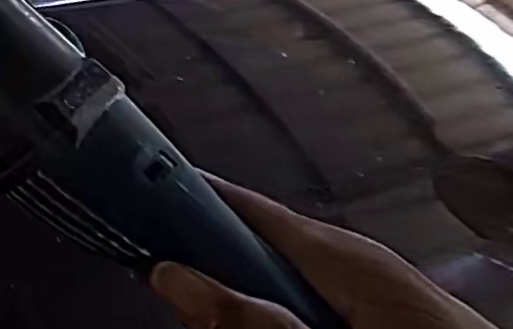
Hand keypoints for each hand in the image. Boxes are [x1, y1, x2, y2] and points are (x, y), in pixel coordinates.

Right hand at [151, 177, 496, 328]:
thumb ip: (254, 322)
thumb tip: (170, 276)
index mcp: (346, 256)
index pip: (228, 198)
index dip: (170, 197)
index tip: (123, 204)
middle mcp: (359, 267)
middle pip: (247, 247)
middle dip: (210, 272)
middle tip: (183, 301)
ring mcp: (380, 301)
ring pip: (278, 286)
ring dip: (246, 307)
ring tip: (223, 323)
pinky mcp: (389, 321)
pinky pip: (312, 310)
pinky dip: (281, 320)